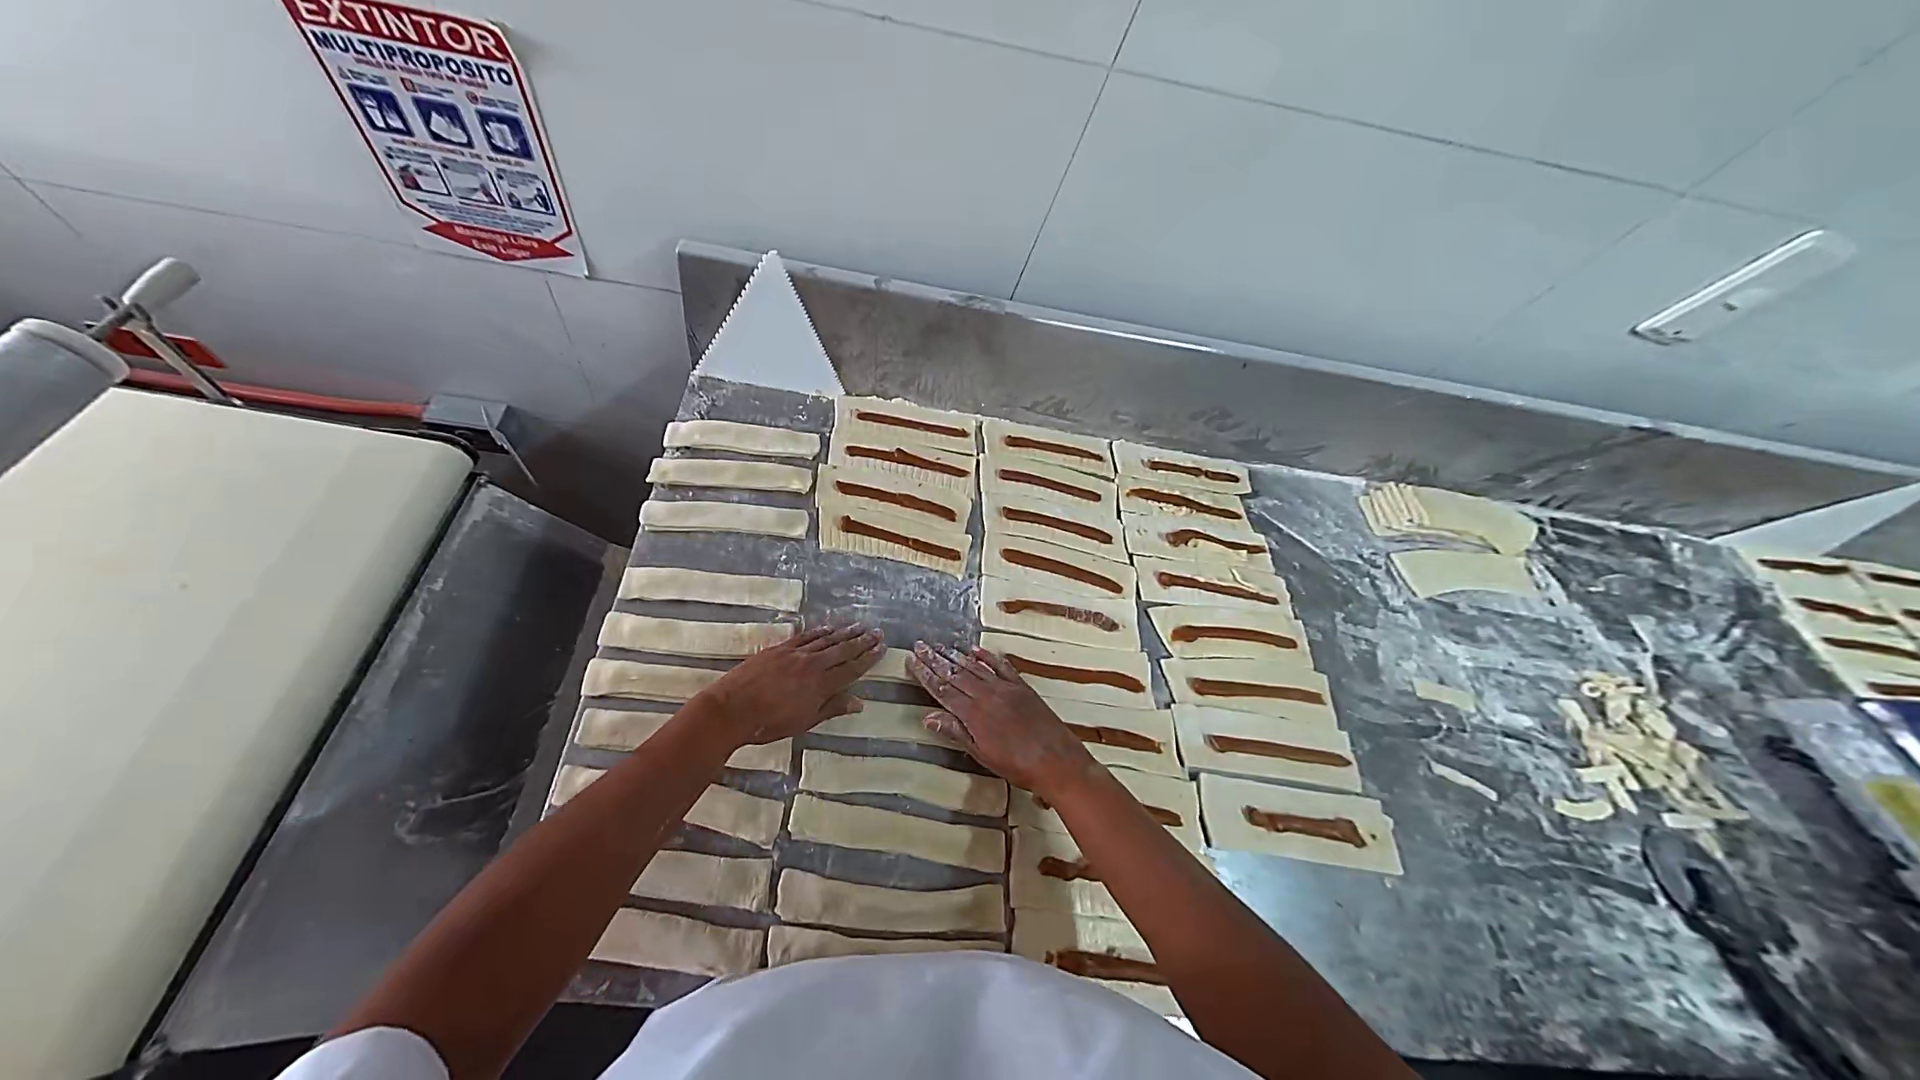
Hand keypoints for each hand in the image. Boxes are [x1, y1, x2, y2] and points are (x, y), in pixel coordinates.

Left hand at [695, 623, 883, 744]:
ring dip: (845, 632)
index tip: (881, 648)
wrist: (731, 710)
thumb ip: (832, 708)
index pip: (852, 668)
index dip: (869, 657)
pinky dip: (820, 631)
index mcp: (821, 685)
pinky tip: (828, 628)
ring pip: (826, 640)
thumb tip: (859, 702)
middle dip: (862, 640)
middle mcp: (812, 665)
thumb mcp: (804, 722)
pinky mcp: (779, 649)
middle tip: (877, 632)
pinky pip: (805, 636)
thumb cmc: (768, 724)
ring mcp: (795, 654)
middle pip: (843, 649)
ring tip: (859, 626)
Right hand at [907, 642, 1097, 795]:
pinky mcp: (1022, 687)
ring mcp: (1006, 688)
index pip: (942, 689)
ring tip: (940, 645)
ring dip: (956, 655)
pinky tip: (976, 650)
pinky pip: (1001, 666)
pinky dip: (987, 657)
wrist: (1057, 761)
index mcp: (973, 713)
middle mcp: (987, 695)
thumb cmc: (1017, 765)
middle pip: (955, 673)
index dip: (925, 674)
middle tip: (920, 645)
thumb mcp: (981, 754)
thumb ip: (956, 732)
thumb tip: (928, 717)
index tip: (912, 661)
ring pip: (975, 667)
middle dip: (935, 659)